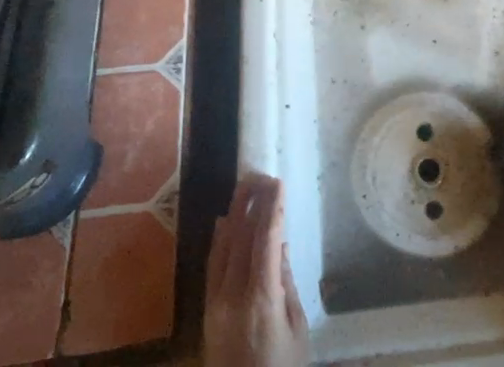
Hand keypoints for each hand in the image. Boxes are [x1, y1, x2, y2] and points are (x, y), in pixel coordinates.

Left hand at [204, 173, 310, 366]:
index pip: (264, 241)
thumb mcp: (296, 328)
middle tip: (262, 174)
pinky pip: (213, 264)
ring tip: (246, 187)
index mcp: (260, 298)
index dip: (271, 209)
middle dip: (252, 202)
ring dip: (235, 213)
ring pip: (223, 246)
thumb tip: (278, 245)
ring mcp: (215, 301)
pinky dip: (220, 238)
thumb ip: (285, 284)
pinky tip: (227, 222)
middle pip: (241, 237)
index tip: (278, 183)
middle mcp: (232, 294)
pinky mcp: (207, 309)